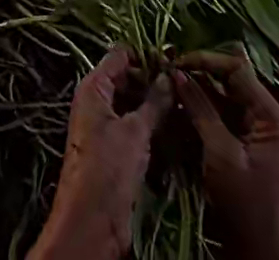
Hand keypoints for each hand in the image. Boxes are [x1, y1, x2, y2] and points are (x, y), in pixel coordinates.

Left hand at [29, 47, 173, 259]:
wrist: (92, 222)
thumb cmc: (108, 167)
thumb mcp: (135, 131)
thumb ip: (155, 101)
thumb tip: (169, 76)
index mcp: (94, 87)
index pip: (121, 55)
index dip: (146, 55)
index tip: (175, 60)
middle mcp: (96, 101)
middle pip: (127, 78)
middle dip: (154, 80)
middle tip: (185, 84)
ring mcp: (104, 125)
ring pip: (133, 103)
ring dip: (156, 104)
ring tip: (186, 103)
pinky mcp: (114, 147)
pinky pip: (135, 125)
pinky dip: (152, 124)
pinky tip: (176, 125)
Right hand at [175, 51, 278, 259]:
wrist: (262, 257)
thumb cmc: (245, 206)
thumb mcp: (220, 153)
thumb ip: (201, 109)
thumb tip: (178, 74)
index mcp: (271, 115)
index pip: (237, 70)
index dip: (206, 61)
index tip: (176, 62)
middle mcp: (267, 119)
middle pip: (230, 84)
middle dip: (199, 76)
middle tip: (167, 73)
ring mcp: (257, 136)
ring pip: (224, 102)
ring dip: (197, 95)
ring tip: (169, 89)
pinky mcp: (246, 151)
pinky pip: (223, 122)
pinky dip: (202, 115)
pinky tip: (179, 112)